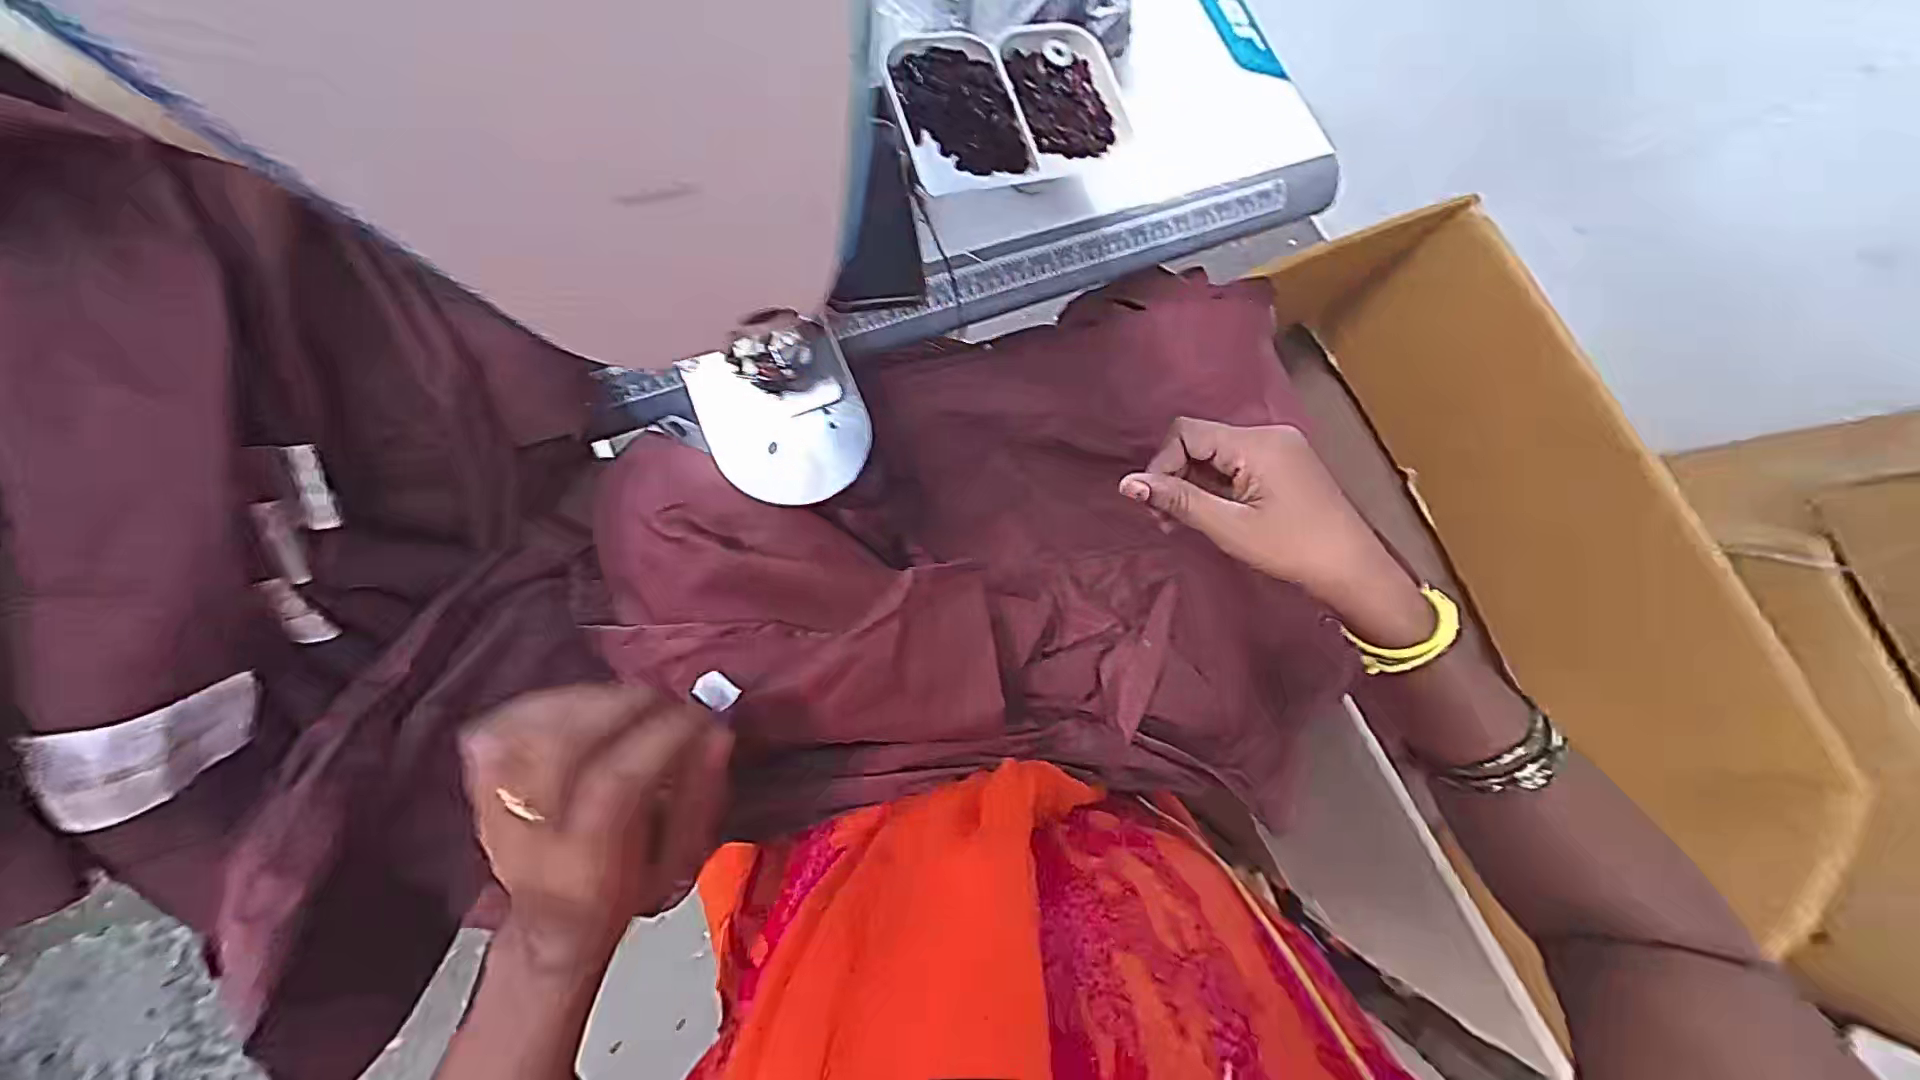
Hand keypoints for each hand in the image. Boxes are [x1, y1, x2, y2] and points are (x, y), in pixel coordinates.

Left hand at [460, 685, 732, 962]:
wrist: (551, 925)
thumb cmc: (623, 893)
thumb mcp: (680, 863)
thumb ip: (700, 797)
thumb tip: (715, 735)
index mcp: (585, 870)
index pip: (614, 785)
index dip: (662, 738)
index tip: (698, 717)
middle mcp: (529, 841)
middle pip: (563, 747)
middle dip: (624, 707)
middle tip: (664, 701)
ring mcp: (496, 812)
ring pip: (530, 730)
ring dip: (590, 700)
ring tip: (631, 699)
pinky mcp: (480, 787)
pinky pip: (500, 727)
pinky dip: (545, 703)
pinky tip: (583, 703)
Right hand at [1119, 418, 1430, 643]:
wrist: (1353, 571)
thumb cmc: (1291, 549)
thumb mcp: (1228, 526)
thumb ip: (1177, 500)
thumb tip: (1126, 483)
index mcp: (1256, 443)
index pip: (1185, 432)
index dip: (1162, 465)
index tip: (1157, 505)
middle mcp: (1267, 434)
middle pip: (1198, 441)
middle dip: (1174, 476)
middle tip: (1166, 519)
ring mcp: (1278, 447)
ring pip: (1213, 454)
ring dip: (1191, 484)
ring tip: (1184, 522)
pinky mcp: (1283, 464)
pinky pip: (1233, 464)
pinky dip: (1214, 486)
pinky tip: (1211, 514)